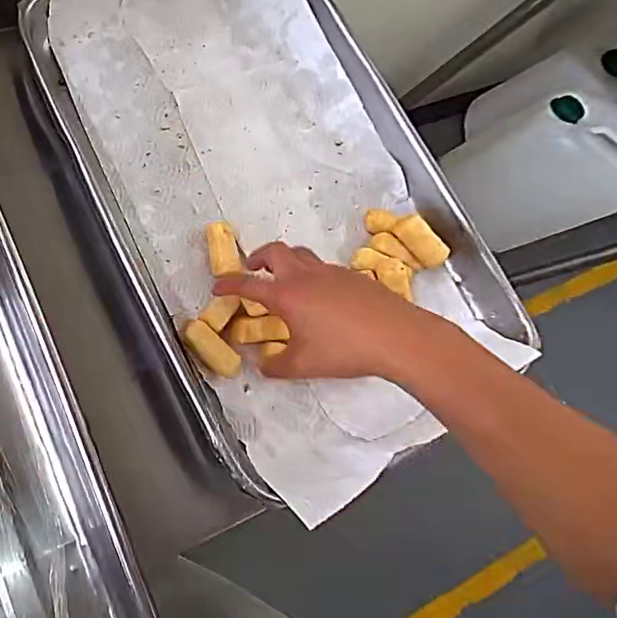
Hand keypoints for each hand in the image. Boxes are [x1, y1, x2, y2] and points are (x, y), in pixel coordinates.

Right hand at [214, 241, 449, 381]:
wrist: (398, 336)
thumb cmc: (346, 350)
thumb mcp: (303, 365)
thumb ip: (276, 365)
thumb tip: (263, 365)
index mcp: (286, 296)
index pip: (248, 284)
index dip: (228, 283)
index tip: (218, 285)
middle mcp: (305, 277)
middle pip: (275, 252)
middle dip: (258, 257)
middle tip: (252, 268)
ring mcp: (331, 273)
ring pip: (301, 254)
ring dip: (285, 260)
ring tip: (284, 278)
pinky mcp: (353, 276)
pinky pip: (323, 267)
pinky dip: (311, 273)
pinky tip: (319, 296)